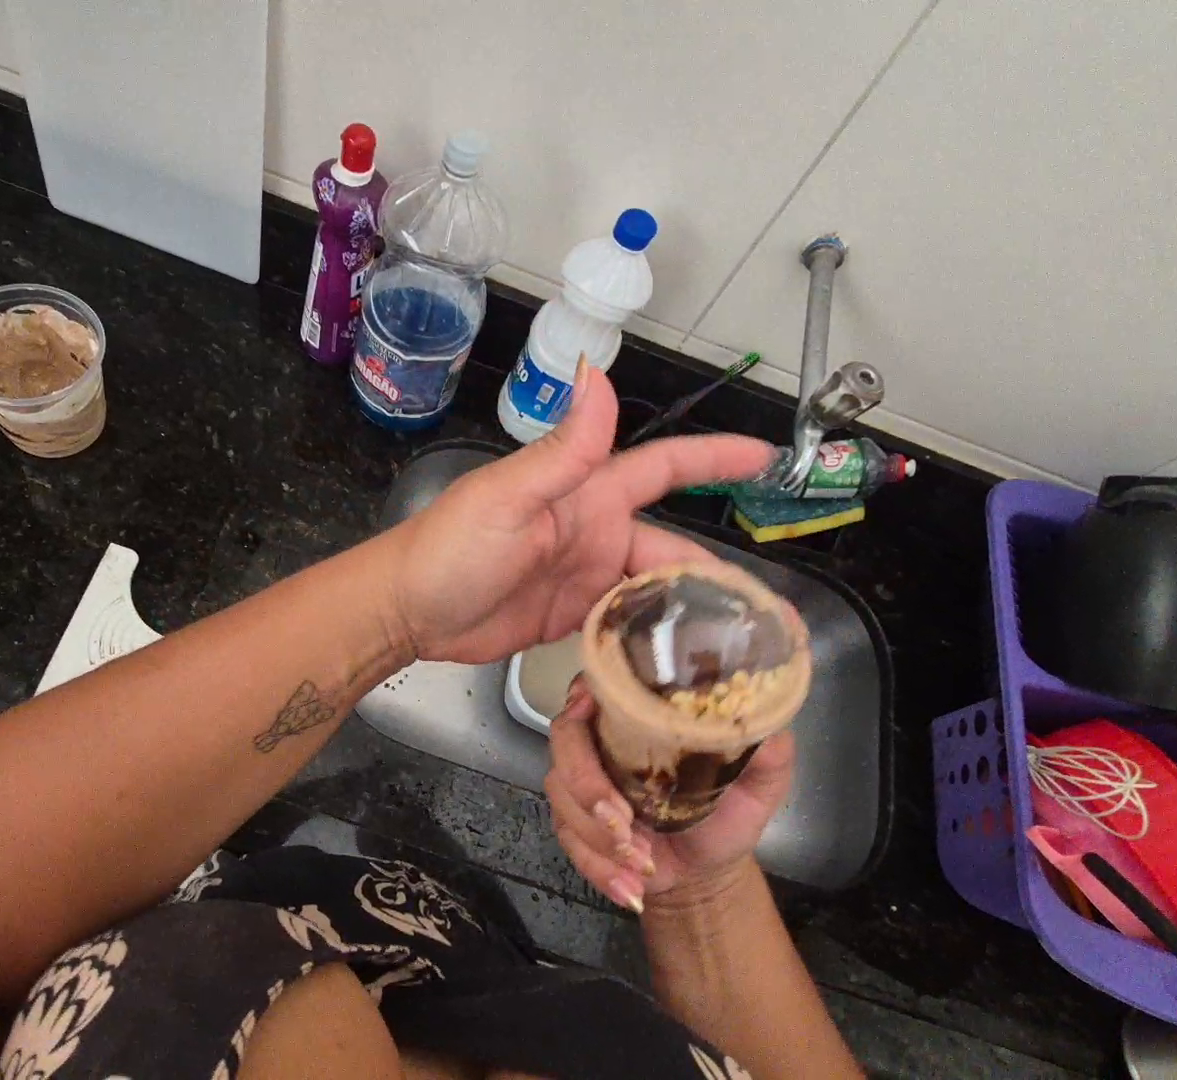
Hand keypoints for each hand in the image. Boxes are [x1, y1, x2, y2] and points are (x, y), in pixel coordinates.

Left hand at [380, 364, 771, 664]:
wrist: (410, 611)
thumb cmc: (452, 547)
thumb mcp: (510, 496)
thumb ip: (564, 448)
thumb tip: (598, 371)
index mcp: (588, 494)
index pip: (664, 468)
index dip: (714, 459)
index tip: (765, 458)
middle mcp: (596, 532)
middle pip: (674, 547)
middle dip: (717, 573)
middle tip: (765, 611)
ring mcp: (586, 577)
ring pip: (655, 591)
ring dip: (690, 613)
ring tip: (734, 648)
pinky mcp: (573, 616)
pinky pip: (626, 624)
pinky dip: (653, 638)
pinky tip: (680, 662)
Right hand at [544, 680, 793, 912]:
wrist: (704, 871)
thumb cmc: (724, 812)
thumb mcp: (756, 786)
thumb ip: (767, 756)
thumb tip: (776, 732)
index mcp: (636, 714)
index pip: (595, 685)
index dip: (585, 697)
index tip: (590, 714)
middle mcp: (598, 737)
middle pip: (565, 740)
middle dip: (589, 785)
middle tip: (625, 826)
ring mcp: (576, 778)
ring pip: (562, 793)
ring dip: (598, 837)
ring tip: (643, 865)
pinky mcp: (569, 821)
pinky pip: (567, 839)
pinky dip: (598, 867)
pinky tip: (630, 886)